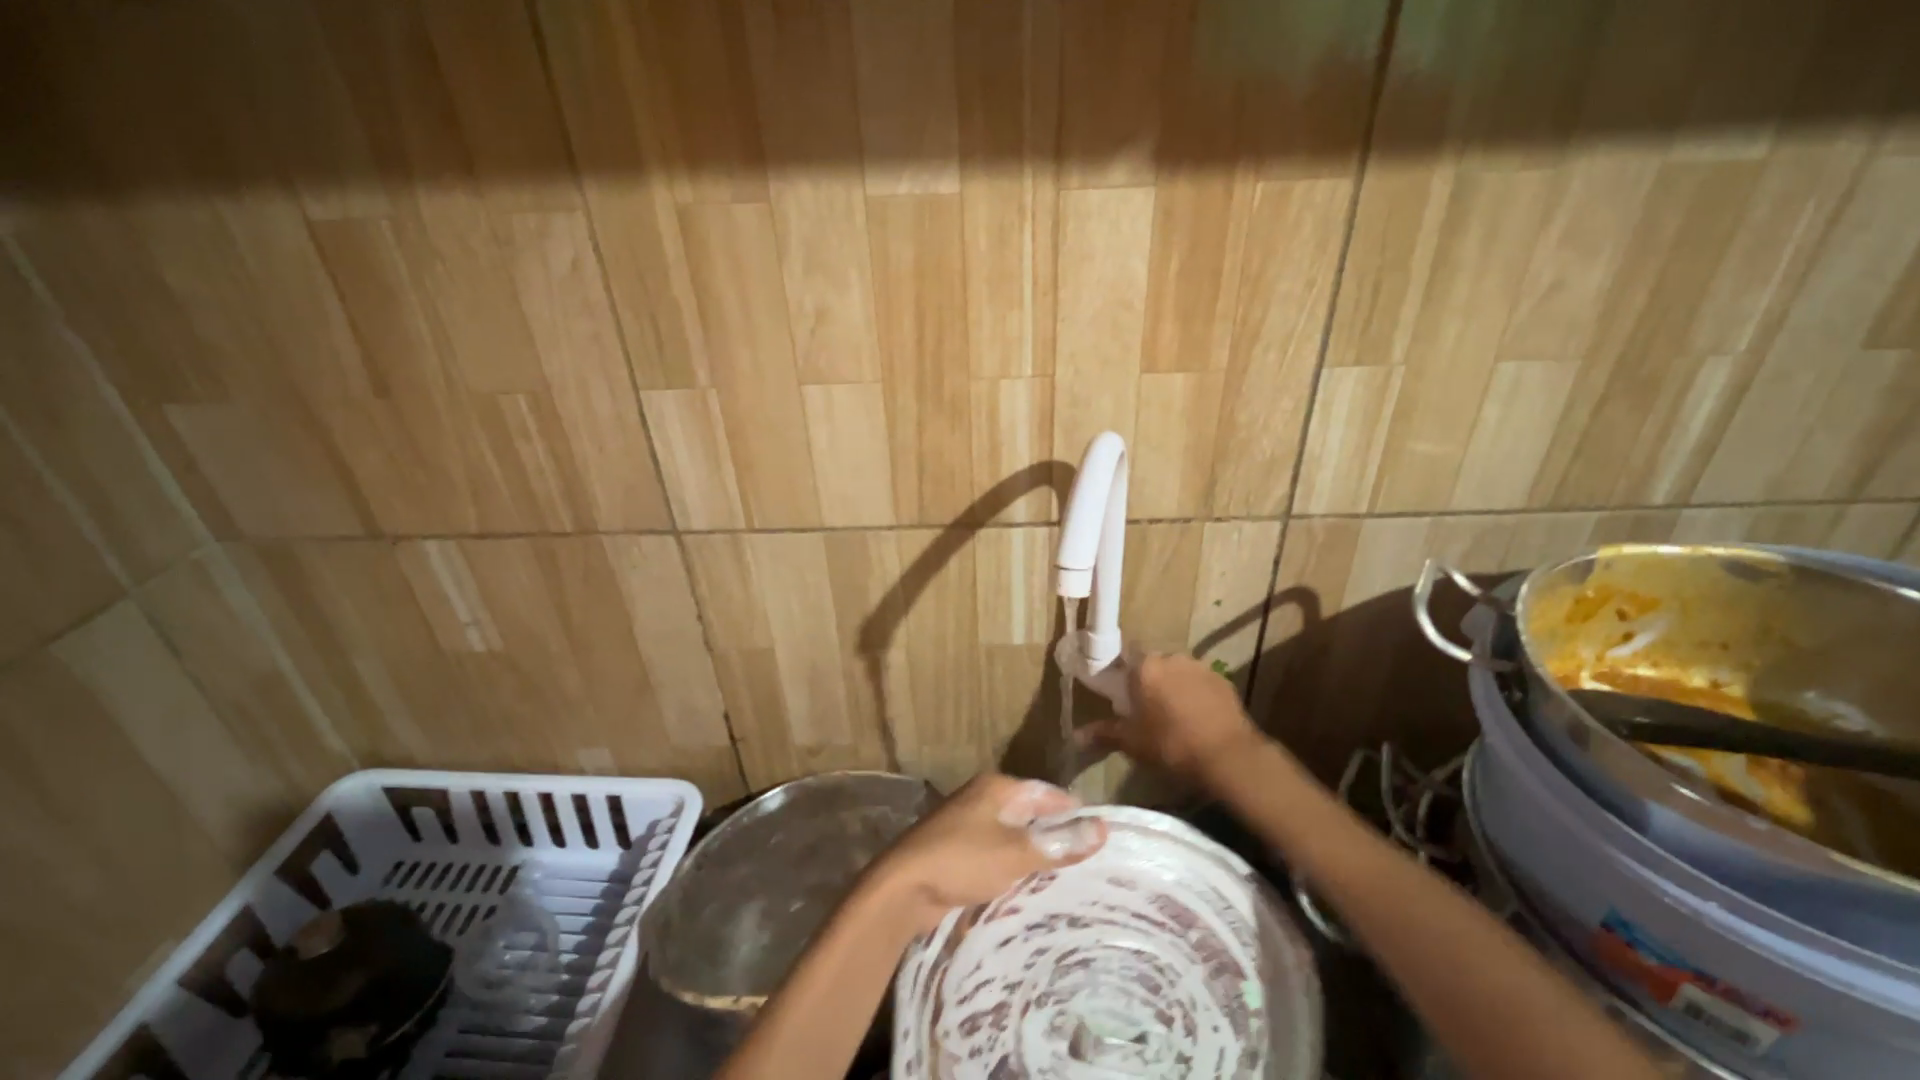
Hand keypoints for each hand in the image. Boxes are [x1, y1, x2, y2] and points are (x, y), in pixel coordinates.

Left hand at [869, 774, 1106, 932]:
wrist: (902, 889)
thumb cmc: (962, 861)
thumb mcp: (1017, 853)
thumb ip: (1059, 843)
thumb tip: (1102, 829)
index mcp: (997, 788)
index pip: (1048, 794)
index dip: (1075, 814)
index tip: (1102, 839)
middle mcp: (982, 799)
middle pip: (1031, 815)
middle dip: (1056, 837)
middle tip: (1089, 863)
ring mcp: (967, 825)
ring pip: (1014, 837)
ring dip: (1034, 855)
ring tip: (1066, 878)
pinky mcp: (958, 852)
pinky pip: (997, 855)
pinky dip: (1013, 868)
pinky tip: (1029, 887)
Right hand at [1081, 652, 1265, 780]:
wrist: (1228, 756)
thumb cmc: (1171, 745)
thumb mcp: (1132, 742)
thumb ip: (1104, 733)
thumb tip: (1076, 736)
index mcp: (1146, 666)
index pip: (1124, 654)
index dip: (1120, 672)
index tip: (1118, 691)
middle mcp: (1173, 657)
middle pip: (1152, 664)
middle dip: (1147, 681)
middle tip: (1143, 709)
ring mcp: (1201, 667)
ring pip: (1178, 672)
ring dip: (1172, 686)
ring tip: (1171, 716)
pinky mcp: (1223, 681)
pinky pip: (1200, 682)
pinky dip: (1195, 695)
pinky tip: (1196, 719)